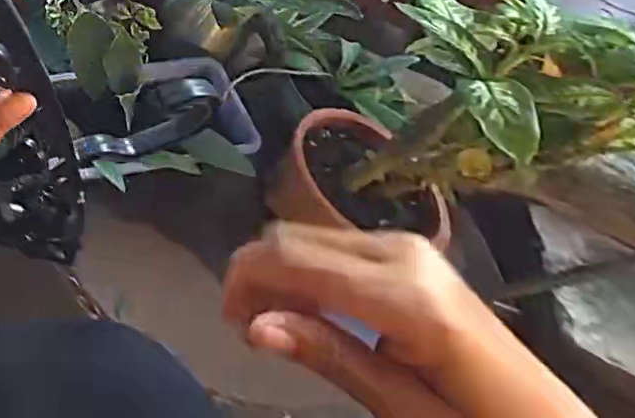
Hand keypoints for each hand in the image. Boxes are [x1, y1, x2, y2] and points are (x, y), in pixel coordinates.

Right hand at [223, 224, 591, 417]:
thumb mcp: (406, 411)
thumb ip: (330, 356)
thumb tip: (254, 325)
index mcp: (404, 292)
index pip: (295, 257)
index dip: (247, 278)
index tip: (227, 320)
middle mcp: (399, 248)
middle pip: (295, 236)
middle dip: (256, 272)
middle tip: (244, 327)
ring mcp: (404, 243)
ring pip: (308, 235)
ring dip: (278, 269)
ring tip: (269, 321)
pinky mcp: (405, 249)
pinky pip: (333, 244)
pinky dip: (305, 268)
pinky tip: (305, 306)